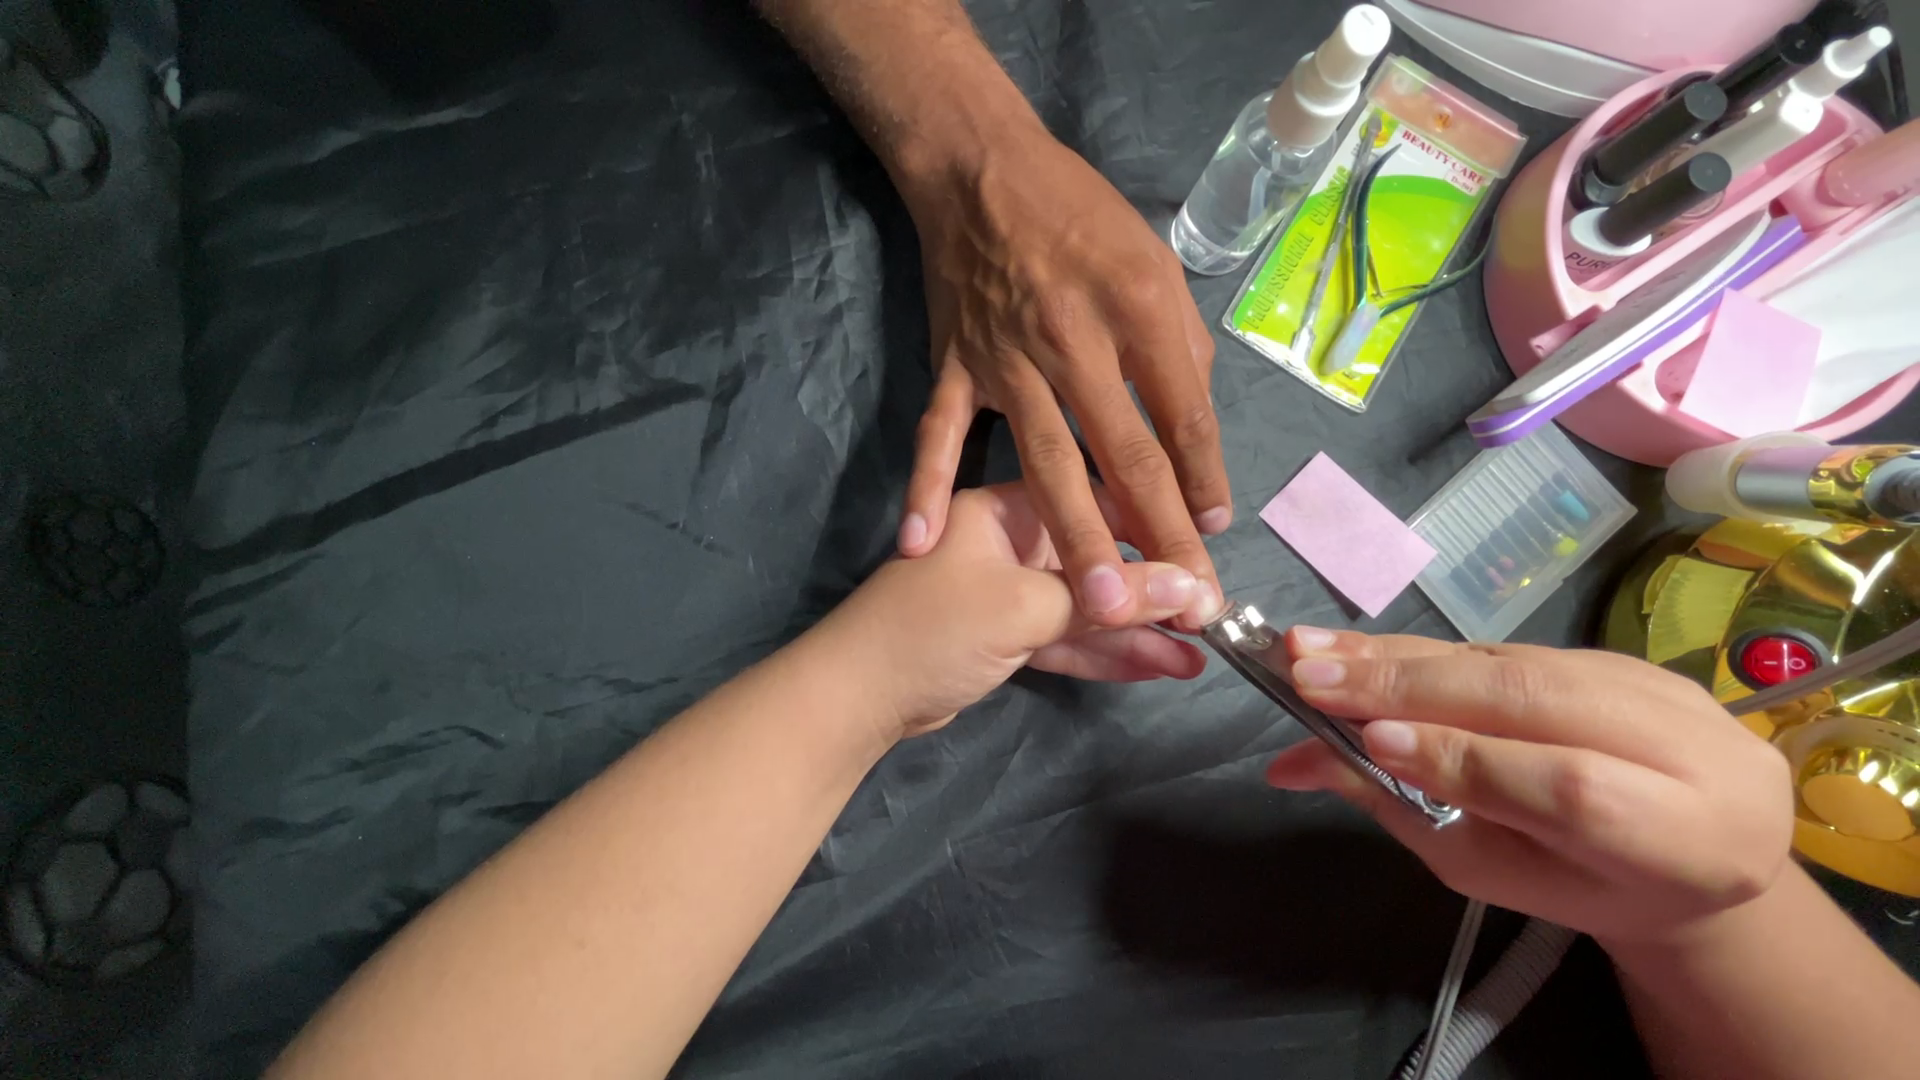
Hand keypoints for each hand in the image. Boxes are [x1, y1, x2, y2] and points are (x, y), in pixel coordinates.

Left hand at [819, 482, 1212, 739]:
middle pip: (1095, 561)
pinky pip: (1066, 639)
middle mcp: (1011, 543)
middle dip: (1150, 593)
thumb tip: (1191, 590)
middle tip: (1208, 618)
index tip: (1202, 563)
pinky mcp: (1006, 637)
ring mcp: (1009, 593)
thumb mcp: (1023, 606)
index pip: (1093, 506)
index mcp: (1006, 510)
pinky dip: (1104, 655)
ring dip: (1134, 632)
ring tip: (1197, 654)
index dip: (1151, 534)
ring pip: (1084, 608)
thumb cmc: (933, 628)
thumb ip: (1106, 598)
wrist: (857, 696)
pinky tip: (1156, 667)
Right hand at [895, 123, 1229, 629]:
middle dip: (1159, 534)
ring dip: (1076, 538)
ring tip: (1099, 606)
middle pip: (1125, 455)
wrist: (983, 174)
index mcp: (1139, 309)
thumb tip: (1191, 437)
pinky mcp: (955, 369)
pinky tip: (919, 542)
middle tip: (1184, 603)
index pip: (1183, 417)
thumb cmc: (1082, 217)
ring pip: (1047, 463)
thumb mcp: (1157, 266)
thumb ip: (1180, 353)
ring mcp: (1007, 361)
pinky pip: (940, 435)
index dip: (1204, 483)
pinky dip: (926, 487)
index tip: (1212, 537)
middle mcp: (1076, 342)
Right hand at [1262, 629, 1795, 946]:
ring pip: (1506, 661)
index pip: (1569, 787)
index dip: (1465, 758)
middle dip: (1407, 686)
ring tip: (1311, 650)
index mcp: (1685, 841)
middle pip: (1533, 700)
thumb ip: (1396, 807)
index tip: (1369, 741)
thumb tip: (1287, 765)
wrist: (1686, 851)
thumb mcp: (1485, 868)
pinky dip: (1419, 648)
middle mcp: (1690, 749)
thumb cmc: (1576, 884)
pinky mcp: (1616, 656)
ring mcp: (1657, 688)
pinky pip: (1502, 647)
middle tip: (1308, 676)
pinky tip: (1355, 646)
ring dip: (1397, 655)